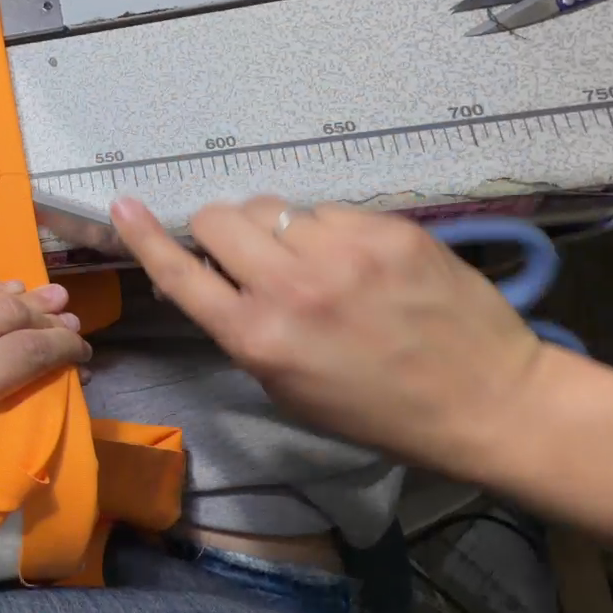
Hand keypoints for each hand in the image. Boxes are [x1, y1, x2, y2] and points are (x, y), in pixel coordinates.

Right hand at [98, 196, 548, 466]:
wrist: (489, 402)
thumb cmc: (368, 407)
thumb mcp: (278, 381)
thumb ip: (234, 324)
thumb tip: (203, 273)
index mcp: (256, 336)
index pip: (179, 272)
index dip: (144, 236)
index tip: (123, 206)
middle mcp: (290, 288)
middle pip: (219, 218)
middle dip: (221, 231)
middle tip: (247, 253)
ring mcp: (343, 253)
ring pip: (271, 208)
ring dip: (275, 229)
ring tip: (311, 259)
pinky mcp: (389, 231)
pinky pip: (326, 210)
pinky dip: (326, 230)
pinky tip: (356, 260)